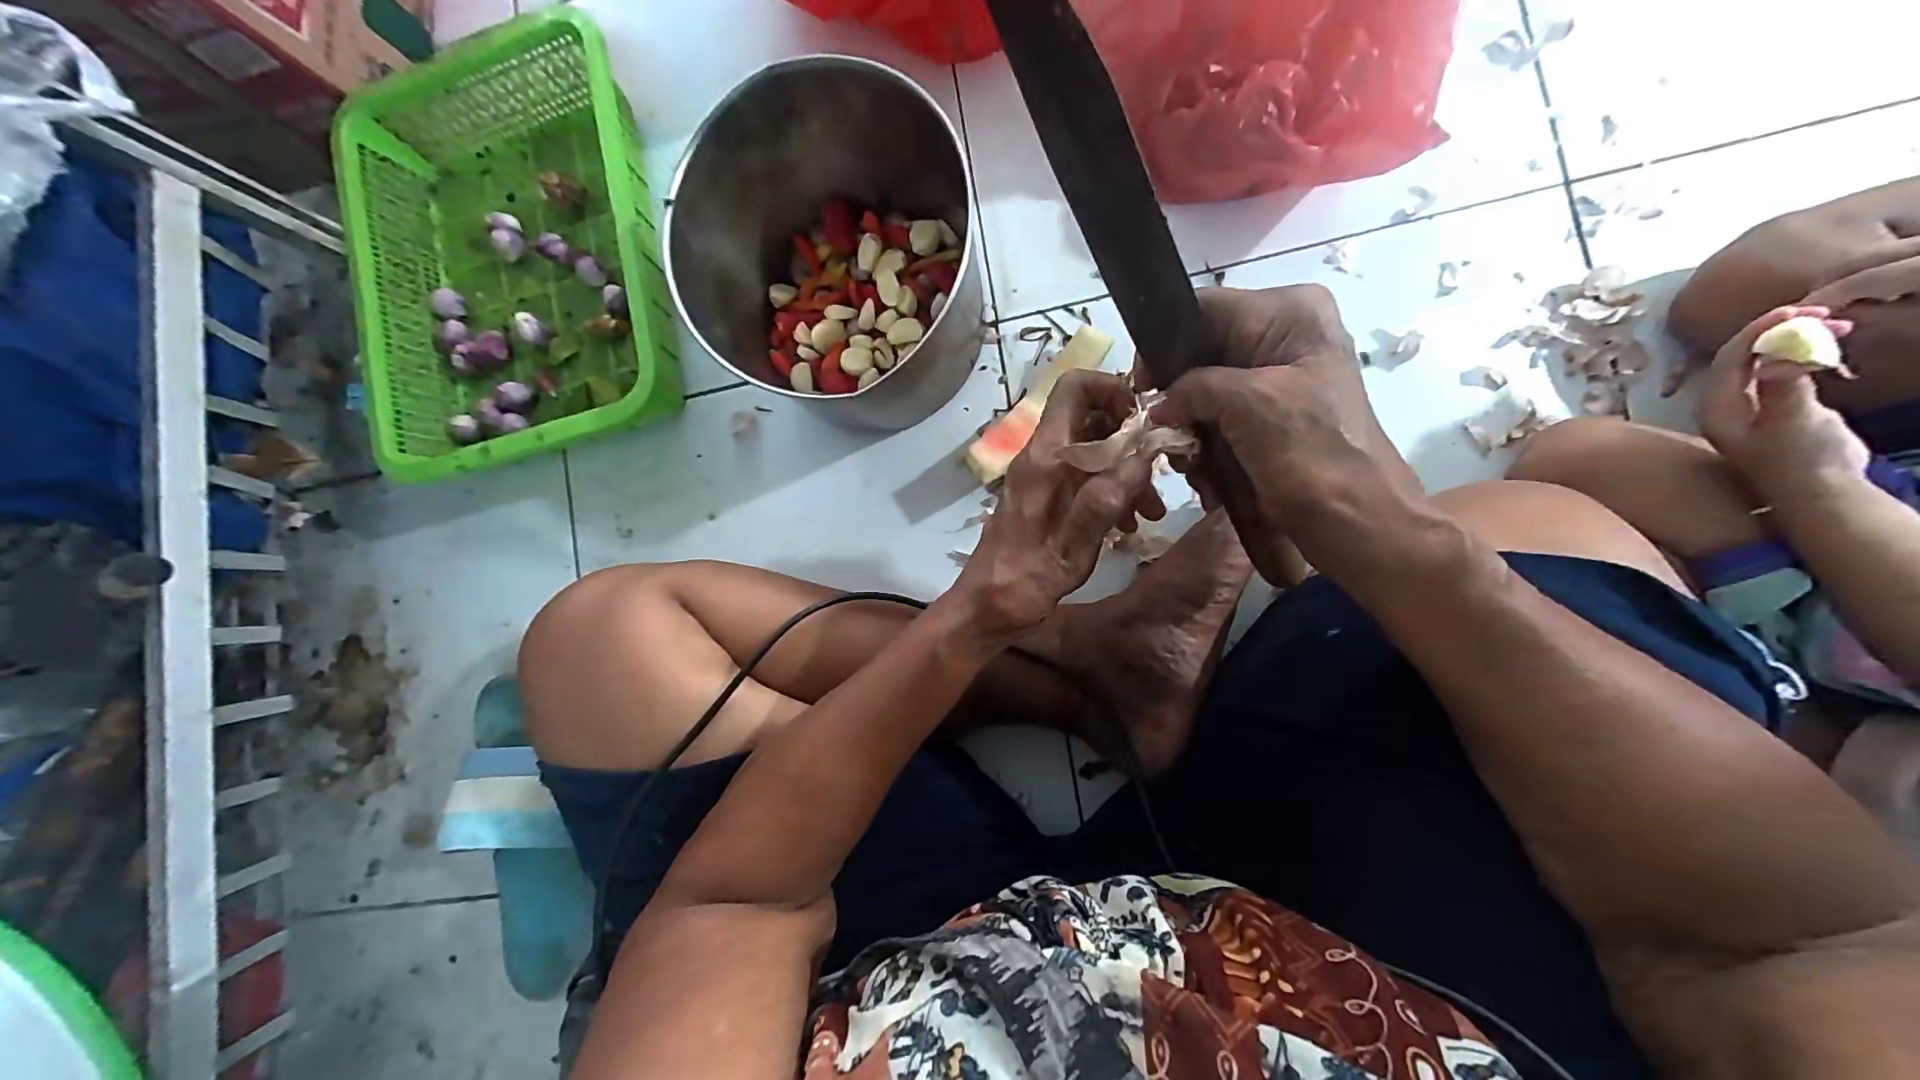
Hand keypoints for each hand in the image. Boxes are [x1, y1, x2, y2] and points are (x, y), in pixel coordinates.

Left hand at [953, 371, 1160, 638]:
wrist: (985, 608)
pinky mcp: (1045, 496)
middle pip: (1092, 417)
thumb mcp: (1070, 549)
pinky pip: (1085, 475)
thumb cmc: (1023, 581)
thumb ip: (1104, 501)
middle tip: (1158, 474)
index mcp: (1044, 458)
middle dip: (1131, 439)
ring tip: (1151, 510)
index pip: (1075, 388)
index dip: (1114, 390)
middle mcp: (1041, 457)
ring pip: (1093, 448)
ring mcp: (1042, 476)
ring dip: (1126, 470)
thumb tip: (1140, 457)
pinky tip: (1128, 523)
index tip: (1146, 422)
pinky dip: (1111, 489)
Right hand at [1147, 286, 1421, 579]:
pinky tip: (1203, 469)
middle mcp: (1280, 336)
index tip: (1140, 388)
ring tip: (1190, 460)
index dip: (1164, 344)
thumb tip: (1155, 405)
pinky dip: (1200, 444)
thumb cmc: (1312, 453)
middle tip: (1163, 431)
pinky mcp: (1265, 417)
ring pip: (1200, 389)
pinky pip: (1213, 417)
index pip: (1204, 308)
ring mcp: (1272, 379)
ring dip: (1186, 427)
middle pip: (1198, 351)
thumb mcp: (1248, 402)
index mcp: (1290, 313)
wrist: (1355, 521)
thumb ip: (1193, 387)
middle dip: (1176, 394)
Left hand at [1698, 305, 1870, 503]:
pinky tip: (1829, 346)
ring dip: (1795, 340)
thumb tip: (1780, 358)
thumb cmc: (1801, 459)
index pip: (1730, 358)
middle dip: (1778, 330)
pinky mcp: (1775, 410)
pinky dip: (1803, 355)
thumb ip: (1785, 388)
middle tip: (1822, 312)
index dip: (1759, 330)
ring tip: (1838, 325)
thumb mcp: (1794, 421)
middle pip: (1744, 356)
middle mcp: (1724, 406)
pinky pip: (1781, 372)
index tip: (1796, 309)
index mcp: (1717, 407)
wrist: (1819, 492)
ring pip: (1764, 362)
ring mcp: (1749, 408)